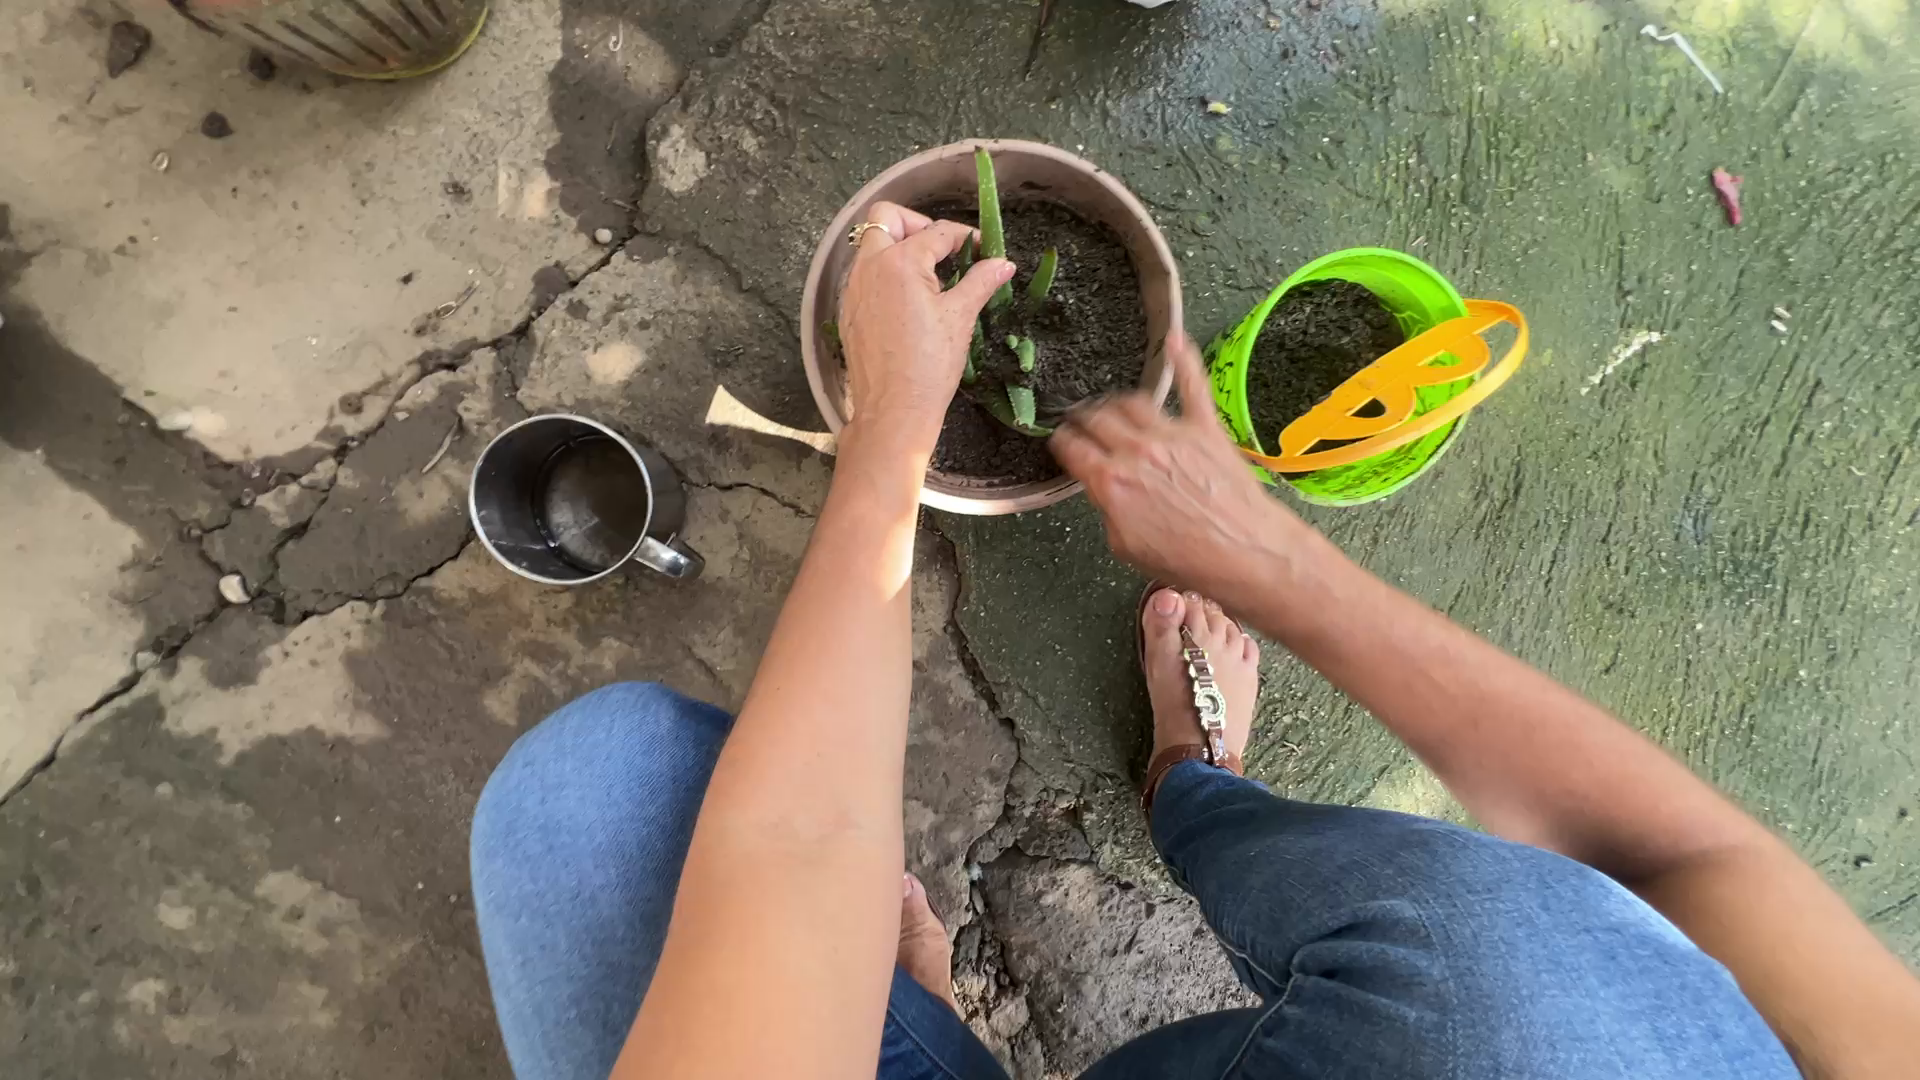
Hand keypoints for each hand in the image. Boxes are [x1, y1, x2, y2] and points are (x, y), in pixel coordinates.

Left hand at [838, 202, 1014, 451]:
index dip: (964, 237)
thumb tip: (1003, 263)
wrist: (893, 410)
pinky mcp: (848, 313)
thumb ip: (981, 282)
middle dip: (916, 224)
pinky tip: (908, 304)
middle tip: (940, 251)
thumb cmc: (930, 364)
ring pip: (871, 247)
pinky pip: (864, 278)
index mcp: (899, 262)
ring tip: (927, 280)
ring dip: (898, 249)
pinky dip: (885, 277)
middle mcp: (869, 267)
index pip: (937, 232)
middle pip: (886, 218)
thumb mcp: (960, 318)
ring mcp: (854, 290)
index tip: (982, 249)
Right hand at [1050, 334, 1309, 596]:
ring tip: (1111, 405)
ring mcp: (1172, 434)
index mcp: (1111, 482)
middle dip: (1082, 420)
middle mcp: (1136, 451)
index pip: (1072, 449)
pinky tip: (1173, 338)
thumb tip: (1107, 492)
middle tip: (1080, 421)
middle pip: (1096, 419)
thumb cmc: (1187, 560)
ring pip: (1131, 402)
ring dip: (1114, 402)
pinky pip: (1191, 385)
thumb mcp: (1124, 547)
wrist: (1244, 553)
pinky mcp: (1205, 428)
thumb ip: (1108, 510)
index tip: (1060, 441)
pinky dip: (1182, 358)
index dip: (1061, 443)